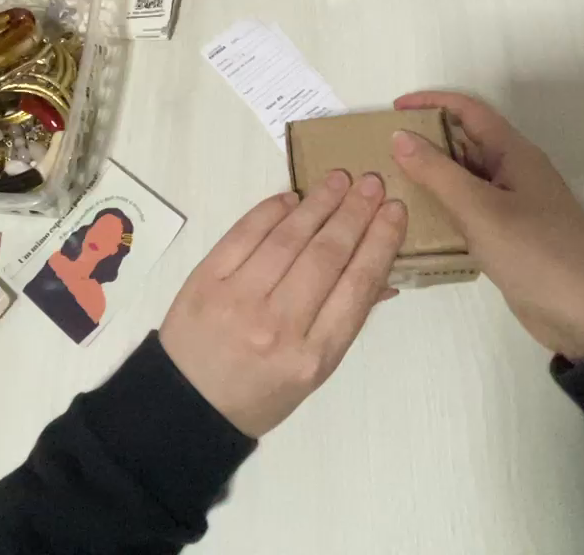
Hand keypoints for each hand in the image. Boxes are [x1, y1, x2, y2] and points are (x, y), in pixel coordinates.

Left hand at [159, 171, 406, 437]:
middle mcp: (278, 325)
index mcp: (313, 356)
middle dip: (354, 214)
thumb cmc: (261, 390)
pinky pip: (245, 233)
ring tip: (338, 180)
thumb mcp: (313, 372)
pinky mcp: (207, 279)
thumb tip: (384, 271)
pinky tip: (293, 197)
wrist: (189, 403)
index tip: (395, 210)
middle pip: (326, 255)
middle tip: (372, 183)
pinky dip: (271, 210)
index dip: (380, 242)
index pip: (357, 286)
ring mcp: (239, 298)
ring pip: (287, 238)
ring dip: (318, 203)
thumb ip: (345, 319)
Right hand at [391, 91, 583, 360]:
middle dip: (424, 140)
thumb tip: (399, 135)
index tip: (393, 109)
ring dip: (428, 176)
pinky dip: (439, 207)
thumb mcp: (481, 210)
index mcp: (513, 154)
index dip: (431, 102)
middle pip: (462, 142)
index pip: (468, 111)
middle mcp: (512, 172)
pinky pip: (466, 208)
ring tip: (388, 182)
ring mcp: (510, 205)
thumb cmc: (537, 253)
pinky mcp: (505, 234)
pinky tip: (413, 221)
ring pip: (462, 177)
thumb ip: (438, 172)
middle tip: (380, 150)